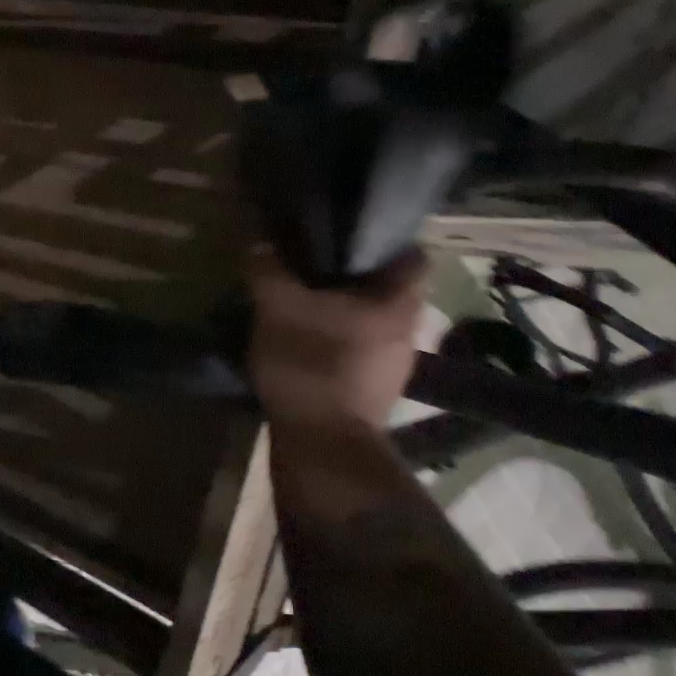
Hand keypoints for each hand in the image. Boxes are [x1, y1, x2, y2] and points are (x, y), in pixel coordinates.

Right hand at [246, 247, 427, 432]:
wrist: (321, 441)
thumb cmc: (309, 361)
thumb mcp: (276, 306)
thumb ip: (269, 270)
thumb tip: (262, 243)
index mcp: (397, 303)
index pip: (413, 256)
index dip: (384, 240)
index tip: (346, 233)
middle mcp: (408, 330)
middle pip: (387, 290)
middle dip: (351, 277)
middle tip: (310, 266)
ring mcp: (393, 364)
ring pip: (371, 320)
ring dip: (340, 310)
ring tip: (299, 304)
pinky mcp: (372, 389)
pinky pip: (357, 349)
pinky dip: (334, 339)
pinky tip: (301, 341)